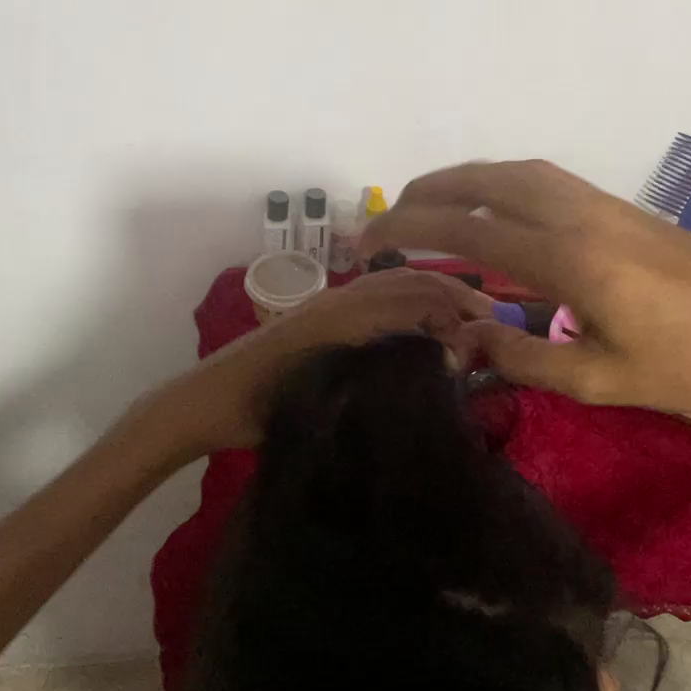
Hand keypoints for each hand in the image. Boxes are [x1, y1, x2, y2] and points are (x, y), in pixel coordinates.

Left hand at [143, 268, 492, 455]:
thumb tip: (440, 361)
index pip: (409, 297)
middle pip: (402, 282)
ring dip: (426, 295)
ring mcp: (324, 306)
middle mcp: (335, 301)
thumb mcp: (316, 396)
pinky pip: (369, 298)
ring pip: (386, 286)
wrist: (201, 401)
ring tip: (460, 319)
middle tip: (488, 317)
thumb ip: (378, 374)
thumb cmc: (254, 408)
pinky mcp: (315, 318)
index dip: (452, 307)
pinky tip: (414, 326)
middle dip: (448, 293)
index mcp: (339, 316)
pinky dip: (402, 302)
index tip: (487, 328)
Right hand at [359, 160, 690, 423]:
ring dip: (459, 180)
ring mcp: (598, 202)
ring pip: (512, 171)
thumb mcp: (598, 380)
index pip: (465, 231)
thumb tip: (461, 334)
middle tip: (385, 219)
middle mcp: (575, 215)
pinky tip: (488, 206)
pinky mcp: (615, 204)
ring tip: (425, 203)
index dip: (407, 232)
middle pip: (482, 183)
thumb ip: (520, 356)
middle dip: (423, 194)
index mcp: (566, 261)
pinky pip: (539, 177)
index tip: (366, 245)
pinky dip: (496, 181)